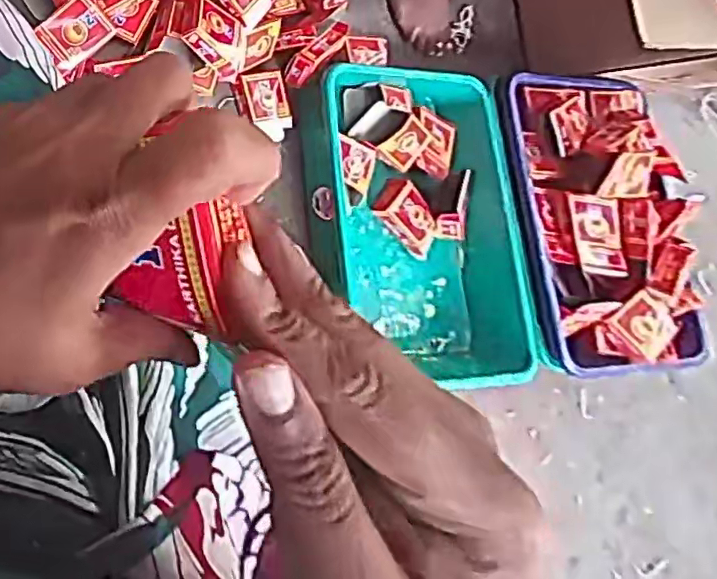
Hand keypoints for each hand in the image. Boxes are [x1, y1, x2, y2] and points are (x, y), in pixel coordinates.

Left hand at [0, 53, 280, 394]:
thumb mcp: (62, 358)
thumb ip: (141, 339)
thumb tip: (191, 338)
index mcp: (107, 214)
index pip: (210, 144)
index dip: (252, 152)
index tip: (245, 188)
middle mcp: (82, 147)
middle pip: (173, 74)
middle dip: (198, 110)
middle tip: (182, 165)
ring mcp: (39, 117)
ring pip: (122, 78)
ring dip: (145, 112)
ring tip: (123, 167)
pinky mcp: (5, 110)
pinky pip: (74, 95)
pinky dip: (93, 120)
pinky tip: (62, 170)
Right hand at [223, 217, 545, 577]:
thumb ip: (306, 473)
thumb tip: (259, 367)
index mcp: (480, 495)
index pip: (362, 386)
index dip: (287, 320)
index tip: (236, 262)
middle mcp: (470, 450)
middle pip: (365, 354)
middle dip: (293, 284)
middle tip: (243, 221)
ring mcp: (439, 440)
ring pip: (355, 353)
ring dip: (292, 297)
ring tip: (253, 244)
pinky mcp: (404, 438)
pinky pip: (346, 374)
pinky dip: (298, 335)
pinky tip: (273, 303)